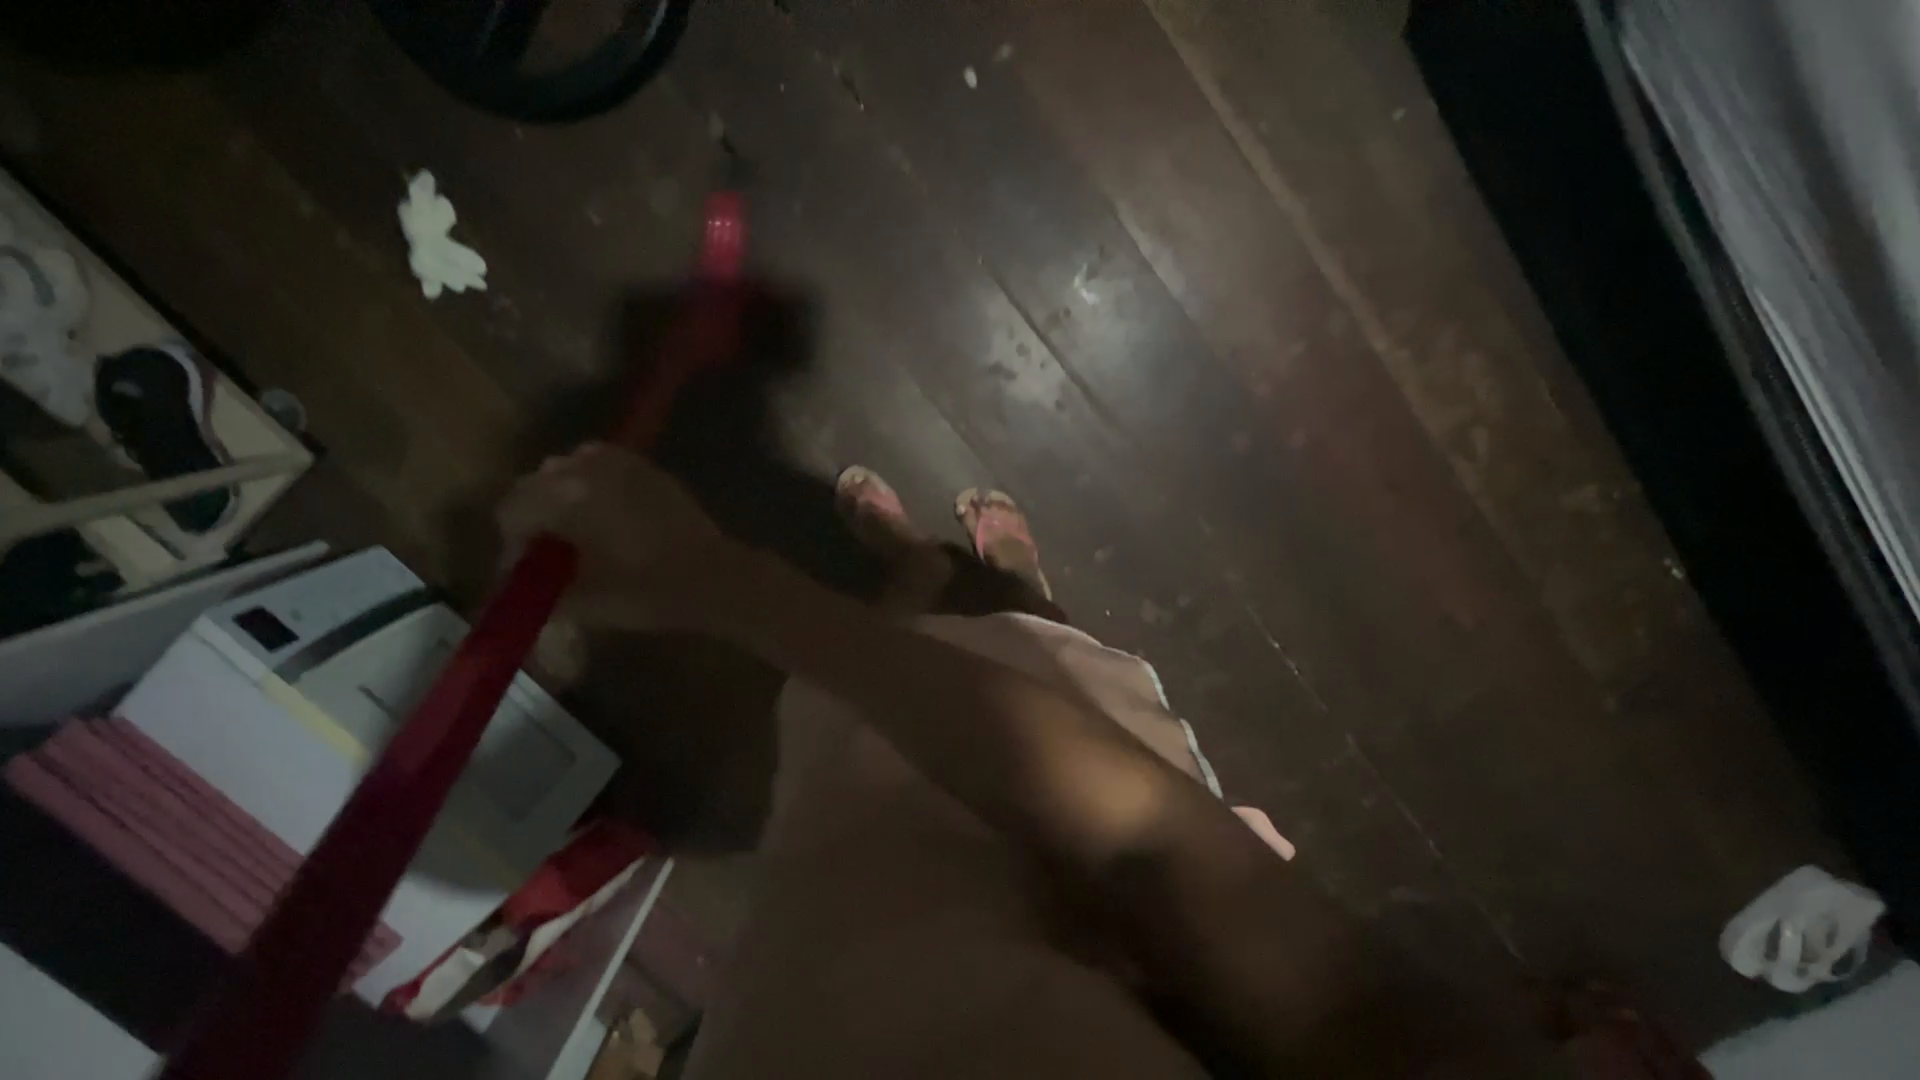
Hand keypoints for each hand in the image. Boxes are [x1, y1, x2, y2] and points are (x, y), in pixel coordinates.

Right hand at [497, 443, 740, 629]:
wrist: (714, 577)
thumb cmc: (647, 591)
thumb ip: (543, 594)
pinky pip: (603, 467)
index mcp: (563, 496)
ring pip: (568, 470)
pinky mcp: (649, 468)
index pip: (512, 511)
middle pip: (536, 485)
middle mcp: (587, 467)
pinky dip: (592, 486)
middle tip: (547, 555)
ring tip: (574, 533)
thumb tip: (522, 593)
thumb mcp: (585, 603)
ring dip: (560, 497)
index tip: (524, 574)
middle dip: (534, 518)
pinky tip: (604, 516)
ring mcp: (622, 462)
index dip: (512, 545)